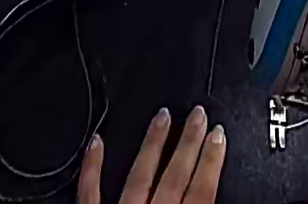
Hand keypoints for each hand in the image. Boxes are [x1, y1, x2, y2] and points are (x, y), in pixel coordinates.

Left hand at [79, 106, 224, 203]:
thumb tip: (217, 198)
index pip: (201, 192)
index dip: (212, 161)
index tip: (218, 134)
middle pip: (174, 177)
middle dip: (188, 142)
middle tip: (198, 112)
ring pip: (138, 177)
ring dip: (153, 144)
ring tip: (162, 114)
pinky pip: (89, 196)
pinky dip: (91, 169)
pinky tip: (96, 142)